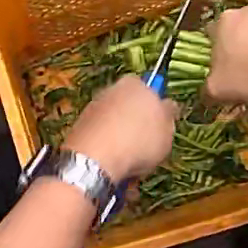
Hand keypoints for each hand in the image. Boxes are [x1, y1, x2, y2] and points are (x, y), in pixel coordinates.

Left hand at [62, 77, 177, 180]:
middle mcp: (110, 89)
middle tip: (146, 145)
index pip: (148, 88)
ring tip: (130, 162)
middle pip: (128, 105)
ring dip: (120, 138)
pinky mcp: (78, 126)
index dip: (155, 106)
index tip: (160, 125)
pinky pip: (100, 137)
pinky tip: (112, 165)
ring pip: (113, 122)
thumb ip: (168, 115)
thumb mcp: (168, 131)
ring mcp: (92, 107)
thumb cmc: (139, 141)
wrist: (95, 159)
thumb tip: (167, 105)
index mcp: (134, 83)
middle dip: (135, 122)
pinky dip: (106, 148)